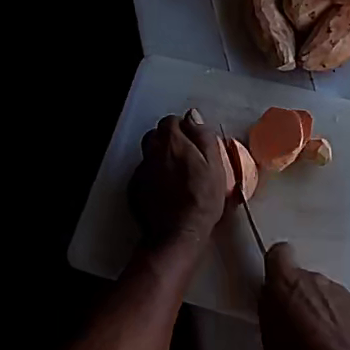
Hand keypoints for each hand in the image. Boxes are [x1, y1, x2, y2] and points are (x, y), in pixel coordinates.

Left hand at [129, 109, 230, 245]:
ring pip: (149, 155)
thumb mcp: (214, 165)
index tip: (194, 140)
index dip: (184, 129)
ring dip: (161, 159)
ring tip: (178, 175)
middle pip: (156, 136)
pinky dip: (154, 177)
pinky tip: (168, 190)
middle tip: (187, 157)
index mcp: (172, 142)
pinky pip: (144, 175)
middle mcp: (152, 152)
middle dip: (170, 141)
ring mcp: (141, 171)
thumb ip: (203, 136)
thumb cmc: (200, 201)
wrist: (178, 233)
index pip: (171, 121)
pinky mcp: (135, 189)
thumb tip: (195, 117)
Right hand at [259, 242, 349, 349]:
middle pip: (304, 278)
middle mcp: (315, 279)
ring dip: (321, 308)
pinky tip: (337, 343)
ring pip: (325, 293)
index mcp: (286, 282)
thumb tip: (272, 302)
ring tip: (319, 338)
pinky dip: (340, 319)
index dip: (278, 263)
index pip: (279, 253)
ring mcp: (339, 290)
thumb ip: (270, 311)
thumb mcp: (270, 337)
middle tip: (296, 321)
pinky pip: (343, 307)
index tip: (276, 278)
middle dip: (300, 295)